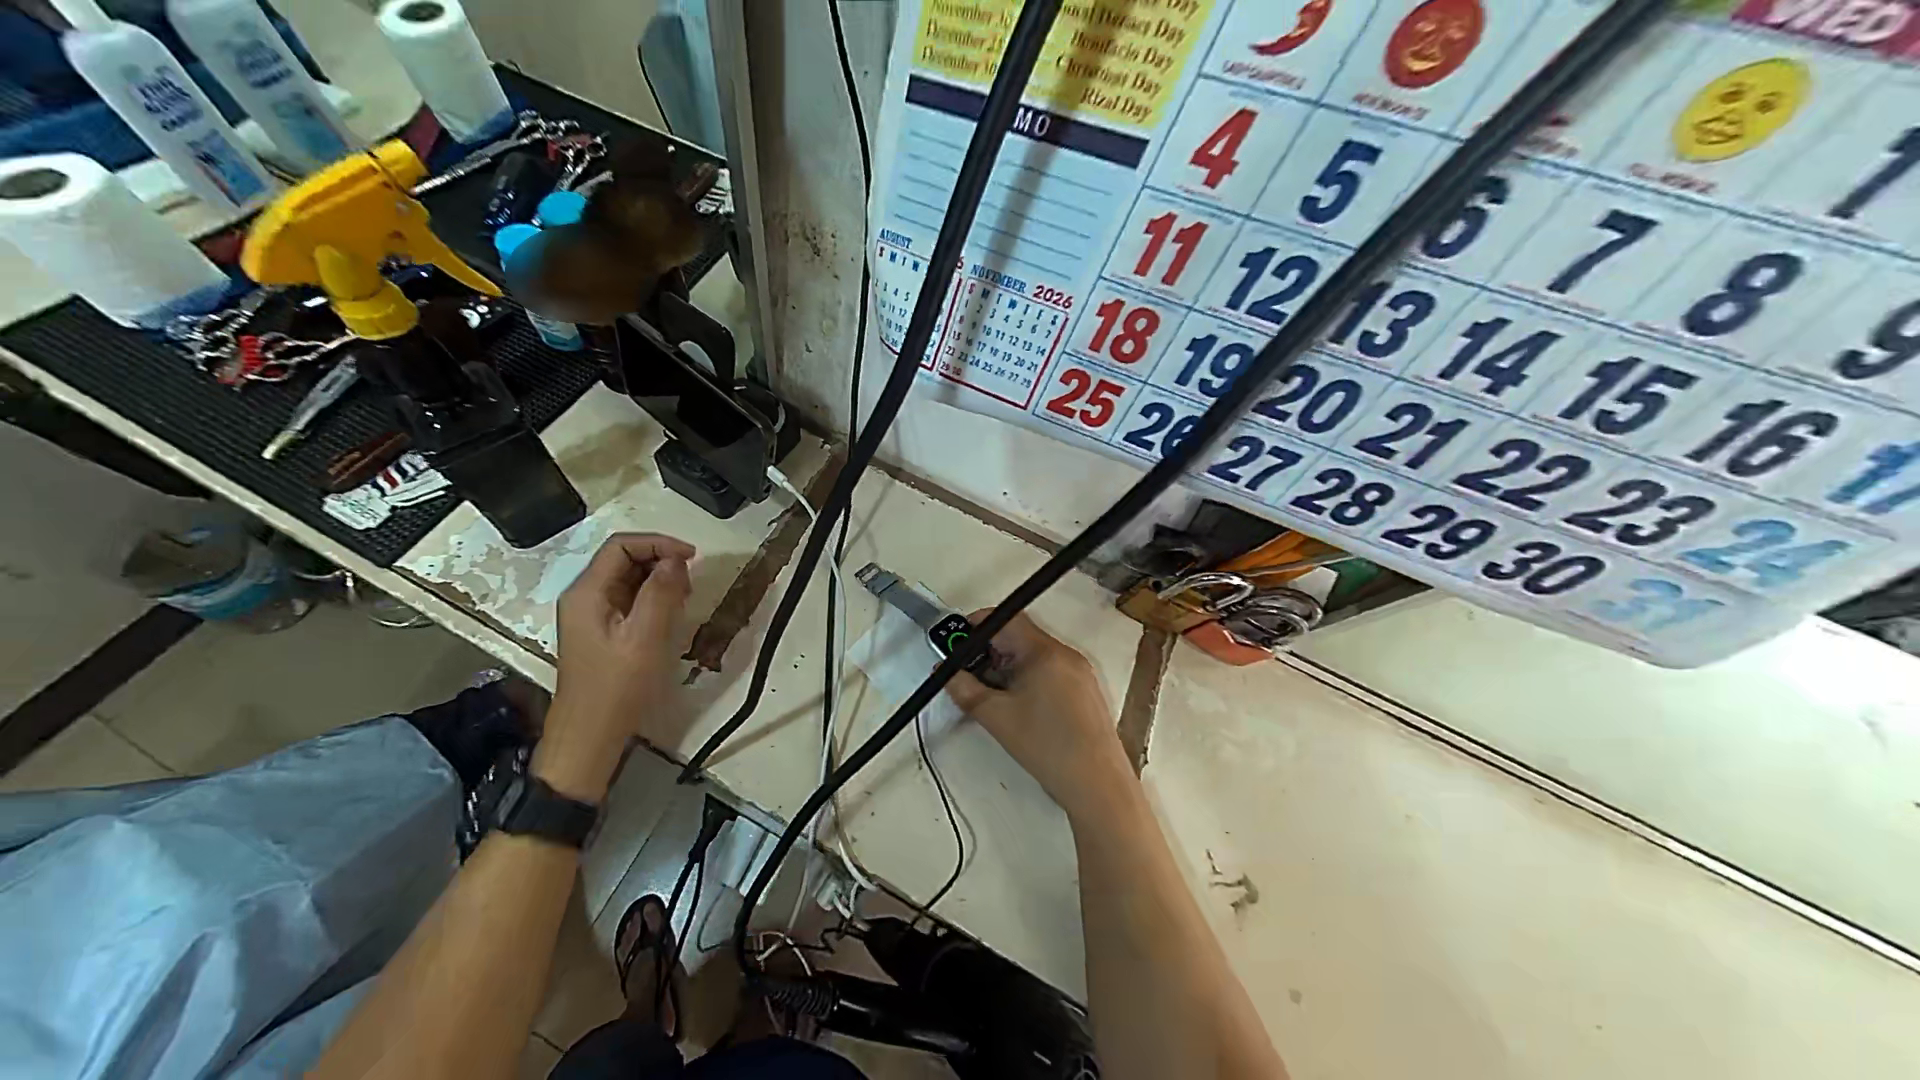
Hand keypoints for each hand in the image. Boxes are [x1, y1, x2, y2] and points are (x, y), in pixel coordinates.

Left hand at [537, 533, 694, 799]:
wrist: (591, 736)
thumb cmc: (617, 687)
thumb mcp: (645, 637)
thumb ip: (661, 593)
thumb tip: (676, 560)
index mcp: (587, 592)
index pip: (621, 546)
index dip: (659, 544)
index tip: (693, 557)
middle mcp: (585, 597)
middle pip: (624, 559)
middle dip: (661, 561)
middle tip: (691, 582)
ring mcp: (592, 615)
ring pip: (629, 579)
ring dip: (660, 580)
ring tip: (685, 598)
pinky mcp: (603, 631)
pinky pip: (630, 600)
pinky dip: (654, 598)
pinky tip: (672, 614)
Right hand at [947, 612, 1133, 823]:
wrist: (1096, 783)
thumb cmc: (1053, 749)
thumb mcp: (996, 717)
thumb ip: (965, 689)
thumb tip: (947, 674)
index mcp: (1044, 652)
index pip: (1005, 619)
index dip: (975, 625)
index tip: (956, 641)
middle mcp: (1065, 655)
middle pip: (1018, 636)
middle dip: (987, 650)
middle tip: (965, 672)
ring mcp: (1077, 672)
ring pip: (1032, 655)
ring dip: (1006, 666)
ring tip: (988, 694)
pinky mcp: (1083, 690)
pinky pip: (1048, 671)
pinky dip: (1026, 679)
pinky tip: (1015, 705)